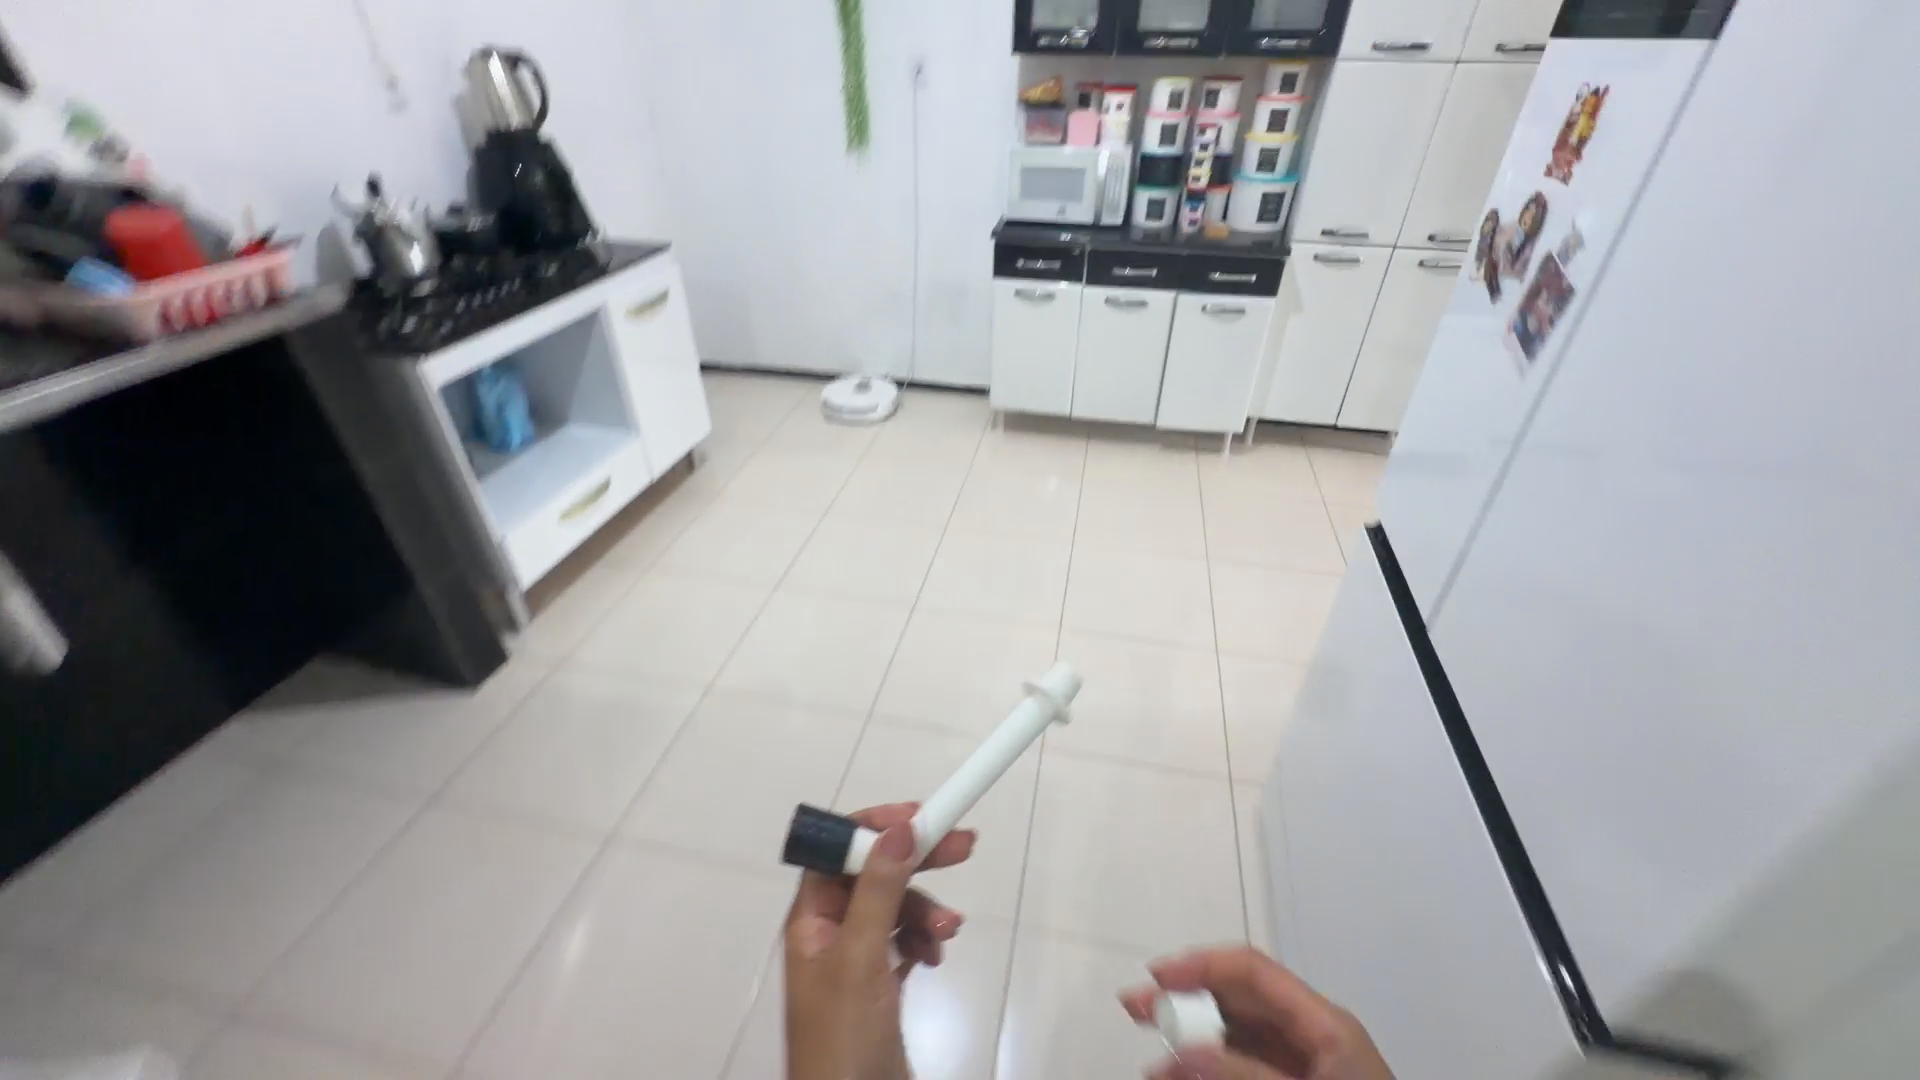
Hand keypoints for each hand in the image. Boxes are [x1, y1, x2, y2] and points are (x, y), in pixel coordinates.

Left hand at [785, 803, 975, 1079]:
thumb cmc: (846, 1036)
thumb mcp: (860, 957)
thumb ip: (879, 890)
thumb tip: (899, 826)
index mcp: (811, 919)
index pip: (839, 851)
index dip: (876, 826)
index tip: (920, 816)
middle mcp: (831, 932)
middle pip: (875, 873)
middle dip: (917, 860)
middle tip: (966, 845)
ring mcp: (856, 960)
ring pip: (896, 908)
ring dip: (926, 911)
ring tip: (950, 932)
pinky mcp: (880, 985)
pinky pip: (905, 941)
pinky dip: (924, 940)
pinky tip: (936, 957)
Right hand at [1120, 946, 1395, 1079]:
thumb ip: (1243, 1073)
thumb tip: (1179, 1051)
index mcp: (1322, 1023)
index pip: (1249, 970)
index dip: (1199, 964)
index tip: (1155, 978)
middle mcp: (1308, 1036)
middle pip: (1235, 1000)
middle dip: (1183, 1001)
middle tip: (1133, 1008)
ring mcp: (1299, 1067)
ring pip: (1232, 1037)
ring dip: (1188, 1044)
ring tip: (1150, 1066)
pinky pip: (1238, 1067)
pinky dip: (1205, 1069)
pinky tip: (1176, 1076)